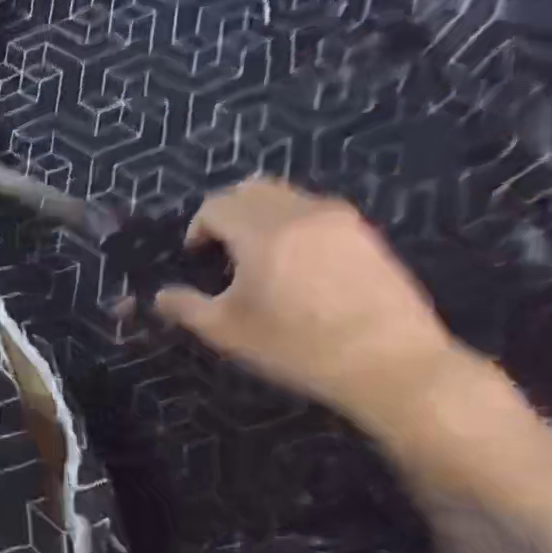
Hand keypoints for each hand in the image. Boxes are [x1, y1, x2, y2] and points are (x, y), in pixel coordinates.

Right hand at [153, 179, 459, 420]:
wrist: (390, 363)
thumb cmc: (298, 347)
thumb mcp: (229, 332)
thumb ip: (187, 308)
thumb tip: (160, 296)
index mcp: (262, 231)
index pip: (216, 205)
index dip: (198, 229)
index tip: (196, 259)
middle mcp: (300, 212)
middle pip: (251, 189)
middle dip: (228, 214)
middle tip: (223, 253)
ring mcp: (339, 218)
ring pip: (286, 196)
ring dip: (261, 217)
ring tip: (260, 260)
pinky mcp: (365, 233)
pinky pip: (315, 212)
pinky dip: (293, 226)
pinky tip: (299, 268)